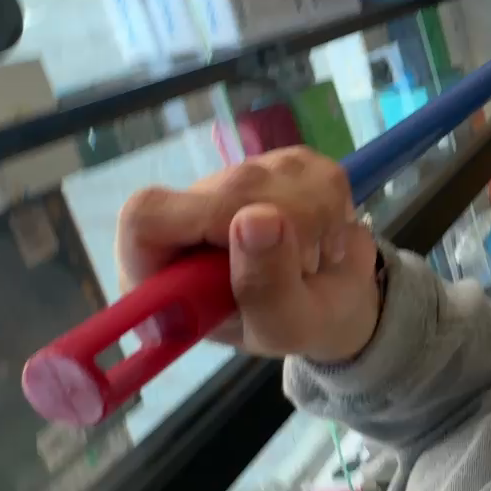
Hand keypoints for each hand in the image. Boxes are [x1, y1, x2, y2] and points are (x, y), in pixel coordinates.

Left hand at [117, 148, 380, 361]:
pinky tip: (326, 230)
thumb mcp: (283, 327)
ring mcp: (236, 184)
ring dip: (319, 217)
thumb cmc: (302, 324)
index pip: (147, 215)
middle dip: (290, 224)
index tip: (255, 245)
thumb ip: (265, 286)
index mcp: (163, 269)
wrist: (343, 302)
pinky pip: (313, 164)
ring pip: (279, 170)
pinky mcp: (280, 165)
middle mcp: (190, 217)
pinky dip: (336, 201)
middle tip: (306, 266)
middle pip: (231, 186)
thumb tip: (256, 217)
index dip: (204, 220)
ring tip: (314, 255)